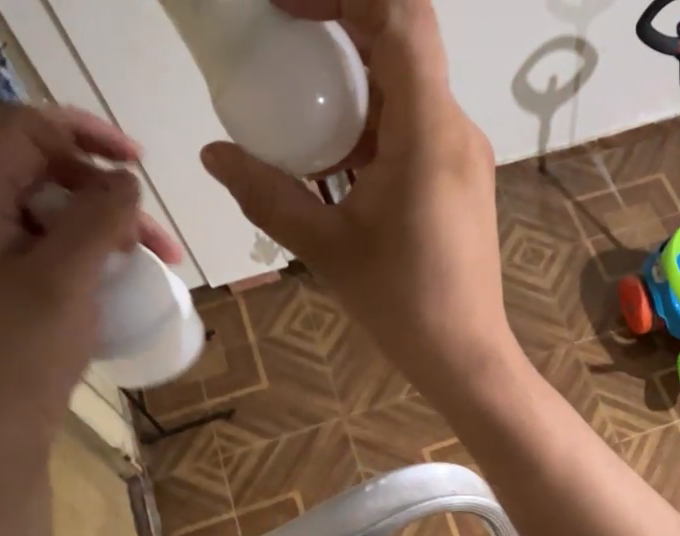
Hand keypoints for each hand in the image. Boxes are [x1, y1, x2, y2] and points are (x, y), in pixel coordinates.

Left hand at [0, 107, 184, 443]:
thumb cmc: (19, 351)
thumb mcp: (65, 279)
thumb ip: (96, 220)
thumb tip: (128, 180)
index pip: (27, 127)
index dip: (86, 133)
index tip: (141, 166)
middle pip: (47, 166)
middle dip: (109, 192)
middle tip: (158, 239)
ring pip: (58, 208)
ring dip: (111, 225)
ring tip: (156, 264)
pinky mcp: (9, 279)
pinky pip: (57, 244)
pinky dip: (96, 251)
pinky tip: (123, 280)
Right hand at [201, 0, 510, 376]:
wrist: (466, 357)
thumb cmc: (403, 305)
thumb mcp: (326, 247)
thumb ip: (267, 193)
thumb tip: (213, 153)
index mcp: (430, 131)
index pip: (402, 16)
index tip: (288, 10)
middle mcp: (456, 129)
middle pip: (402, 43)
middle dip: (337, 27)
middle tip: (278, 44)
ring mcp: (463, 155)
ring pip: (407, 87)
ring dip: (351, 84)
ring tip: (295, 109)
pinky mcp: (460, 180)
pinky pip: (414, 126)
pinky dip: (370, 123)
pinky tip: (329, 158)